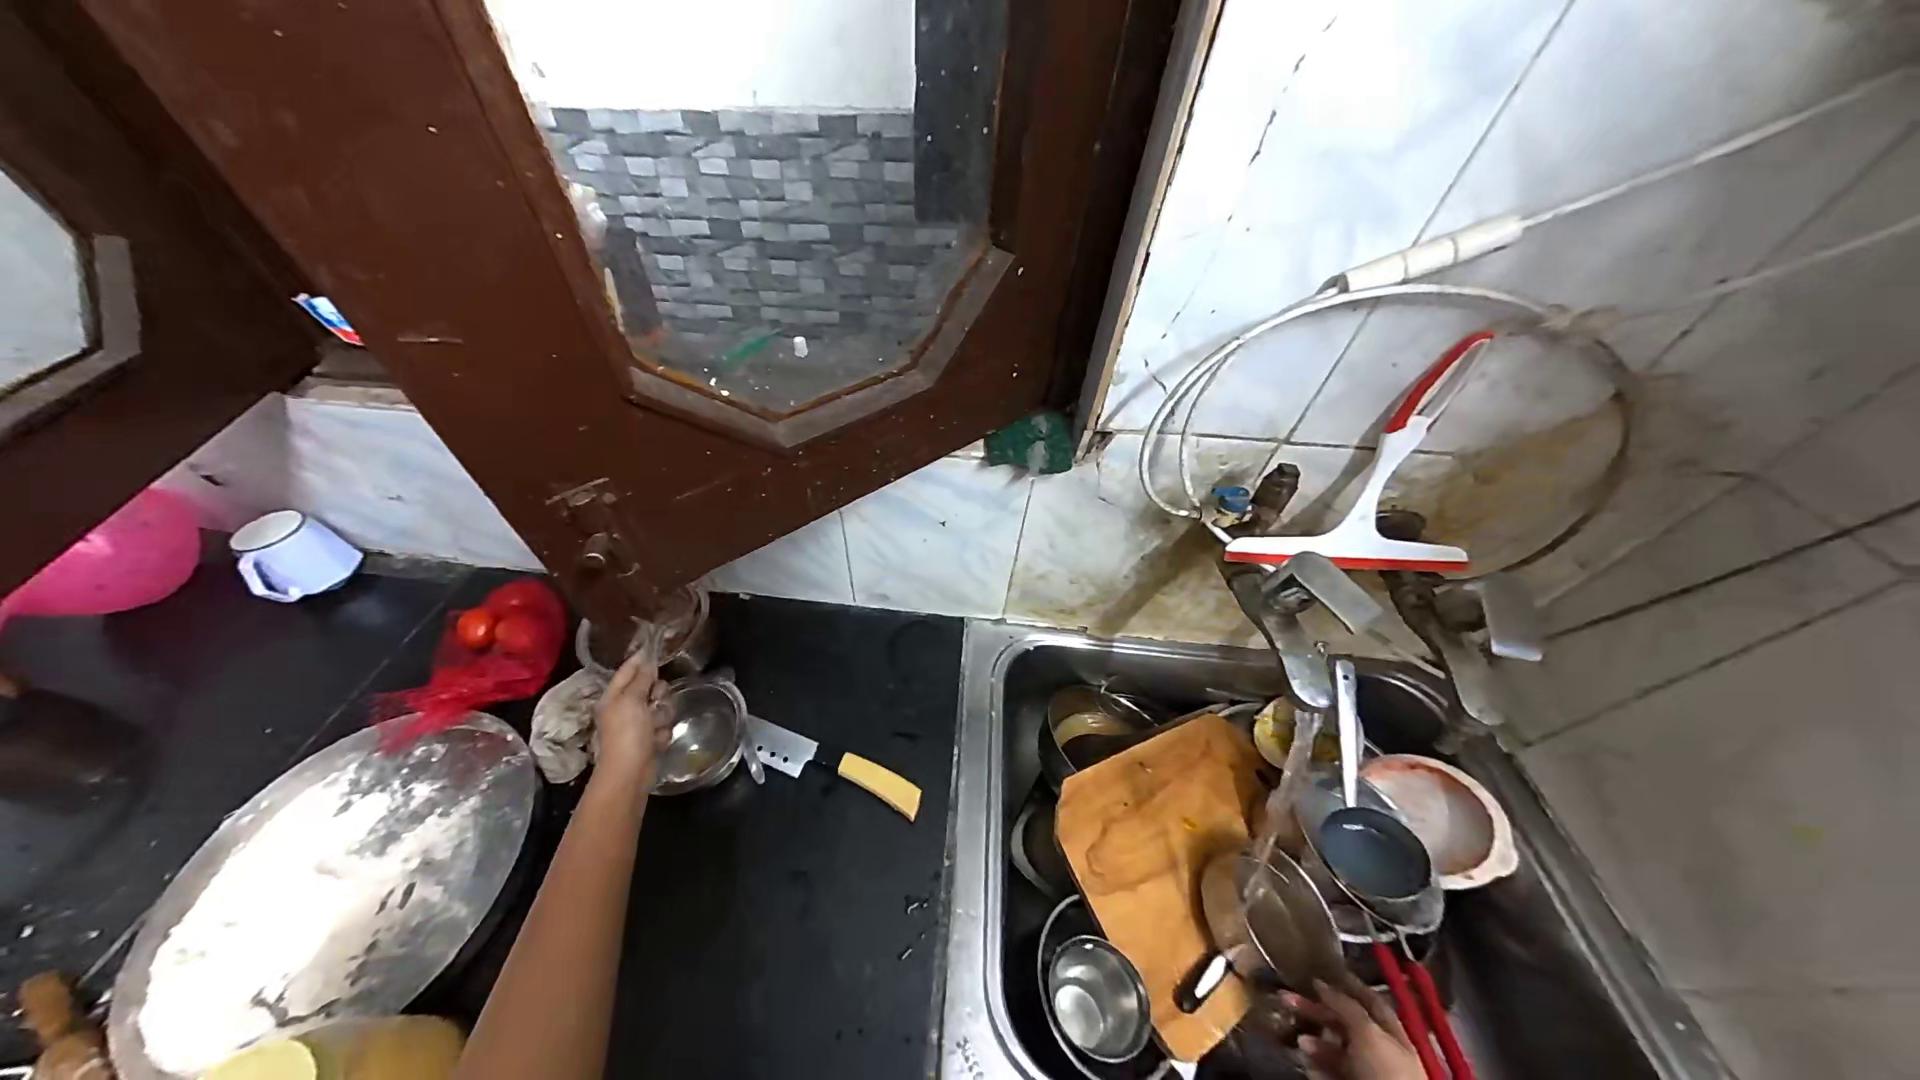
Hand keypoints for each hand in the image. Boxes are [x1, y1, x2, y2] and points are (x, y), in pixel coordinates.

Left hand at [592, 649, 668, 788]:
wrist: (630, 772)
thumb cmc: (627, 733)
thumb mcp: (632, 700)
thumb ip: (640, 679)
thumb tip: (646, 660)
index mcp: (614, 696)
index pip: (628, 670)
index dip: (641, 660)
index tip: (656, 650)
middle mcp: (625, 707)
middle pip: (650, 687)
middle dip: (658, 694)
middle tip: (655, 700)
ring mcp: (638, 724)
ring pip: (661, 707)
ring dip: (662, 716)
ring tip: (655, 727)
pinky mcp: (649, 738)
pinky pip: (664, 725)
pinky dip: (662, 733)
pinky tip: (656, 741)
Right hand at [1283, 980, 1424, 1079]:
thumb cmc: (1386, 1074)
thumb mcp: (1368, 1033)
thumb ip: (1346, 1005)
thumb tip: (1320, 983)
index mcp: (1392, 1034)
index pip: (1370, 1000)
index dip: (1348, 984)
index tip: (1322, 969)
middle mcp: (1380, 1051)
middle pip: (1345, 1022)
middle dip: (1316, 1008)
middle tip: (1288, 997)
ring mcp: (1367, 1074)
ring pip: (1335, 1048)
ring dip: (1314, 1040)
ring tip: (1299, 1039)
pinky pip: (1329, 1072)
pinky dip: (1316, 1064)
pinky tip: (1306, 1062)